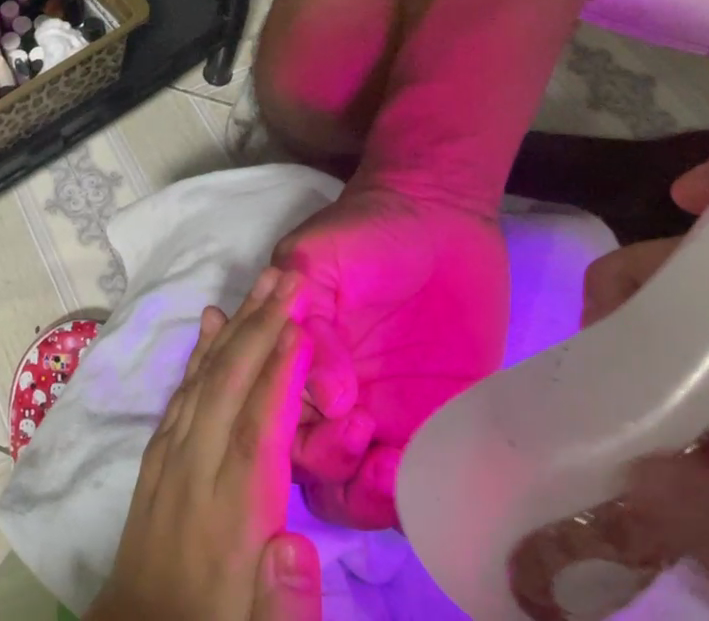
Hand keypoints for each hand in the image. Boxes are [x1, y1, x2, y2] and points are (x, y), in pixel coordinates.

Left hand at [87, 269, 323, 620]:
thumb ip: (282, 600)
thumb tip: (294, 545)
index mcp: (229, 518)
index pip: (256, 433)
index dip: (280, 377)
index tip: (302, 327)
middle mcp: (192, 475)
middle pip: (227, 389)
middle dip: (259, 328)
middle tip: (288, 276)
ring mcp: (167, 461)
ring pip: (201, 381)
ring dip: (233, 328)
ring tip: (260, 284)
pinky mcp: (155, 458)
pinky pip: (178, 395)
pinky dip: (198, 354)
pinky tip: (210, 325)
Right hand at [271, 190, 508, 528]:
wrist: (436, 214)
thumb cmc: (362, 231)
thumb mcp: (314, 259)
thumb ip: (310, 319)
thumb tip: (325, 392)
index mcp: (292, 363)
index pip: (272, 422)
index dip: (290, 434)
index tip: (332, 413)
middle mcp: (330, 399)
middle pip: (310, 467)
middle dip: (328, 466)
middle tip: (361, 432)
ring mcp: (383, 413)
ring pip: (356, 486)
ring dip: (364, 494)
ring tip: (390, 469)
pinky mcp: (435, 419)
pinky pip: (416, 475)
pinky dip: (412, 490)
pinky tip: (421, 474)